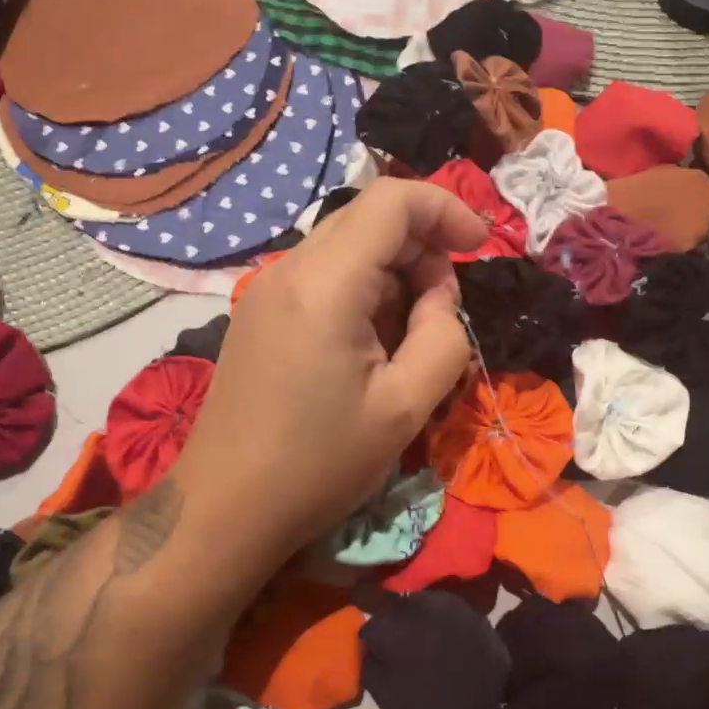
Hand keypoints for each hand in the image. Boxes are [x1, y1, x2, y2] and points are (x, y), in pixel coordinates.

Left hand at [169, 179, 488, 562]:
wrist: (226, 507)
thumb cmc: (320, 463)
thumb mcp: (405, 406)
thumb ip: (443, 335)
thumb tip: (439, 297)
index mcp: (325, 284)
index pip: (393, 201)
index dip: (446, 209)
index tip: (481, 245)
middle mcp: (288, 270)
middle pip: (367, 218)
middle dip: (422, 245)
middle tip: (446, 306)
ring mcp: (265, 291)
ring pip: (344, 248)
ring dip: (392, 272)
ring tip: (412, 335)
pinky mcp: (257, 315)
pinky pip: (320, 277)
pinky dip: (360, 290)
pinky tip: (370, 346)